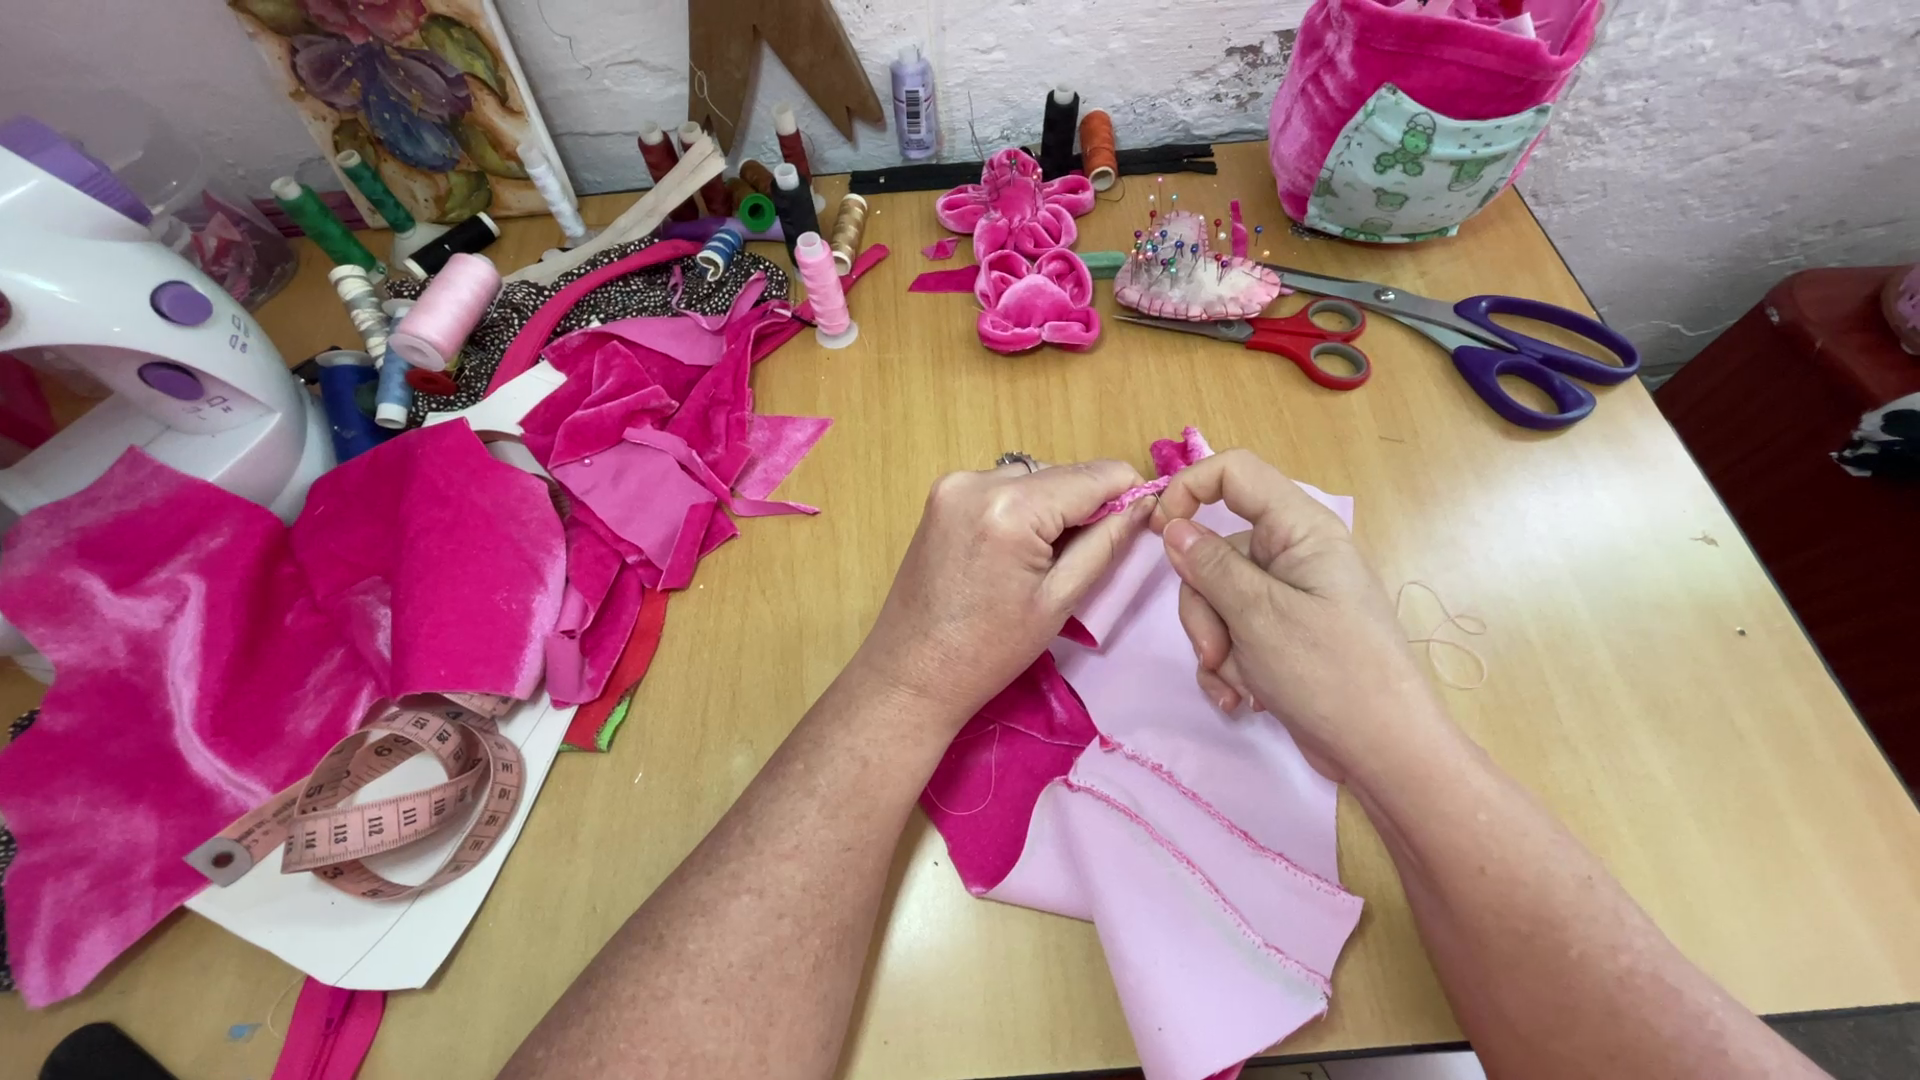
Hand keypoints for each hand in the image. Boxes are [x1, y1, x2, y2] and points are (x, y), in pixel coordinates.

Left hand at [854, 459, 1151, 727]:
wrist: (909, 672)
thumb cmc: (988, 651)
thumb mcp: (1059, 601)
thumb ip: (1106, 544)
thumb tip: (1143, 506)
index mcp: (1012, 508)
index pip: (1094, 475)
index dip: (1128, 491)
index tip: (1147, 517)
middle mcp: (978, 481)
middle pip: (1061, 471)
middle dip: (1088, 502)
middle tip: (1094, 551)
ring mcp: (953, 484)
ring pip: (1032, 476)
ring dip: (1053, 503)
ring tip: (1049, 556)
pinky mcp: (940, 496)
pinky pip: (1001, 486)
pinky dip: (1021, 506)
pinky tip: (1018, 548)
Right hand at [1149, 449, 1454, 782]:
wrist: (1382, 754)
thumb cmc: (1330, 673)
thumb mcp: (1260, 616)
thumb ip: (1210, 566)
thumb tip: (1172, 527)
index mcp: (1300, 531)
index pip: (1235, 474)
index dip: (1189, 489)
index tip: (1158, 532)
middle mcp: (1291, 555)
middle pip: (1213, 551)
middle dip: (1203, 607)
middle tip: (1215, 651)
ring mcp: (1284, 597)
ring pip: (1215, 598)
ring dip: (1214, 645)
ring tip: (1238, 685)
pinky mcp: (1277, 634)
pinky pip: (1229, 632)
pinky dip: (1227, 665)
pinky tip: (1241, 697)